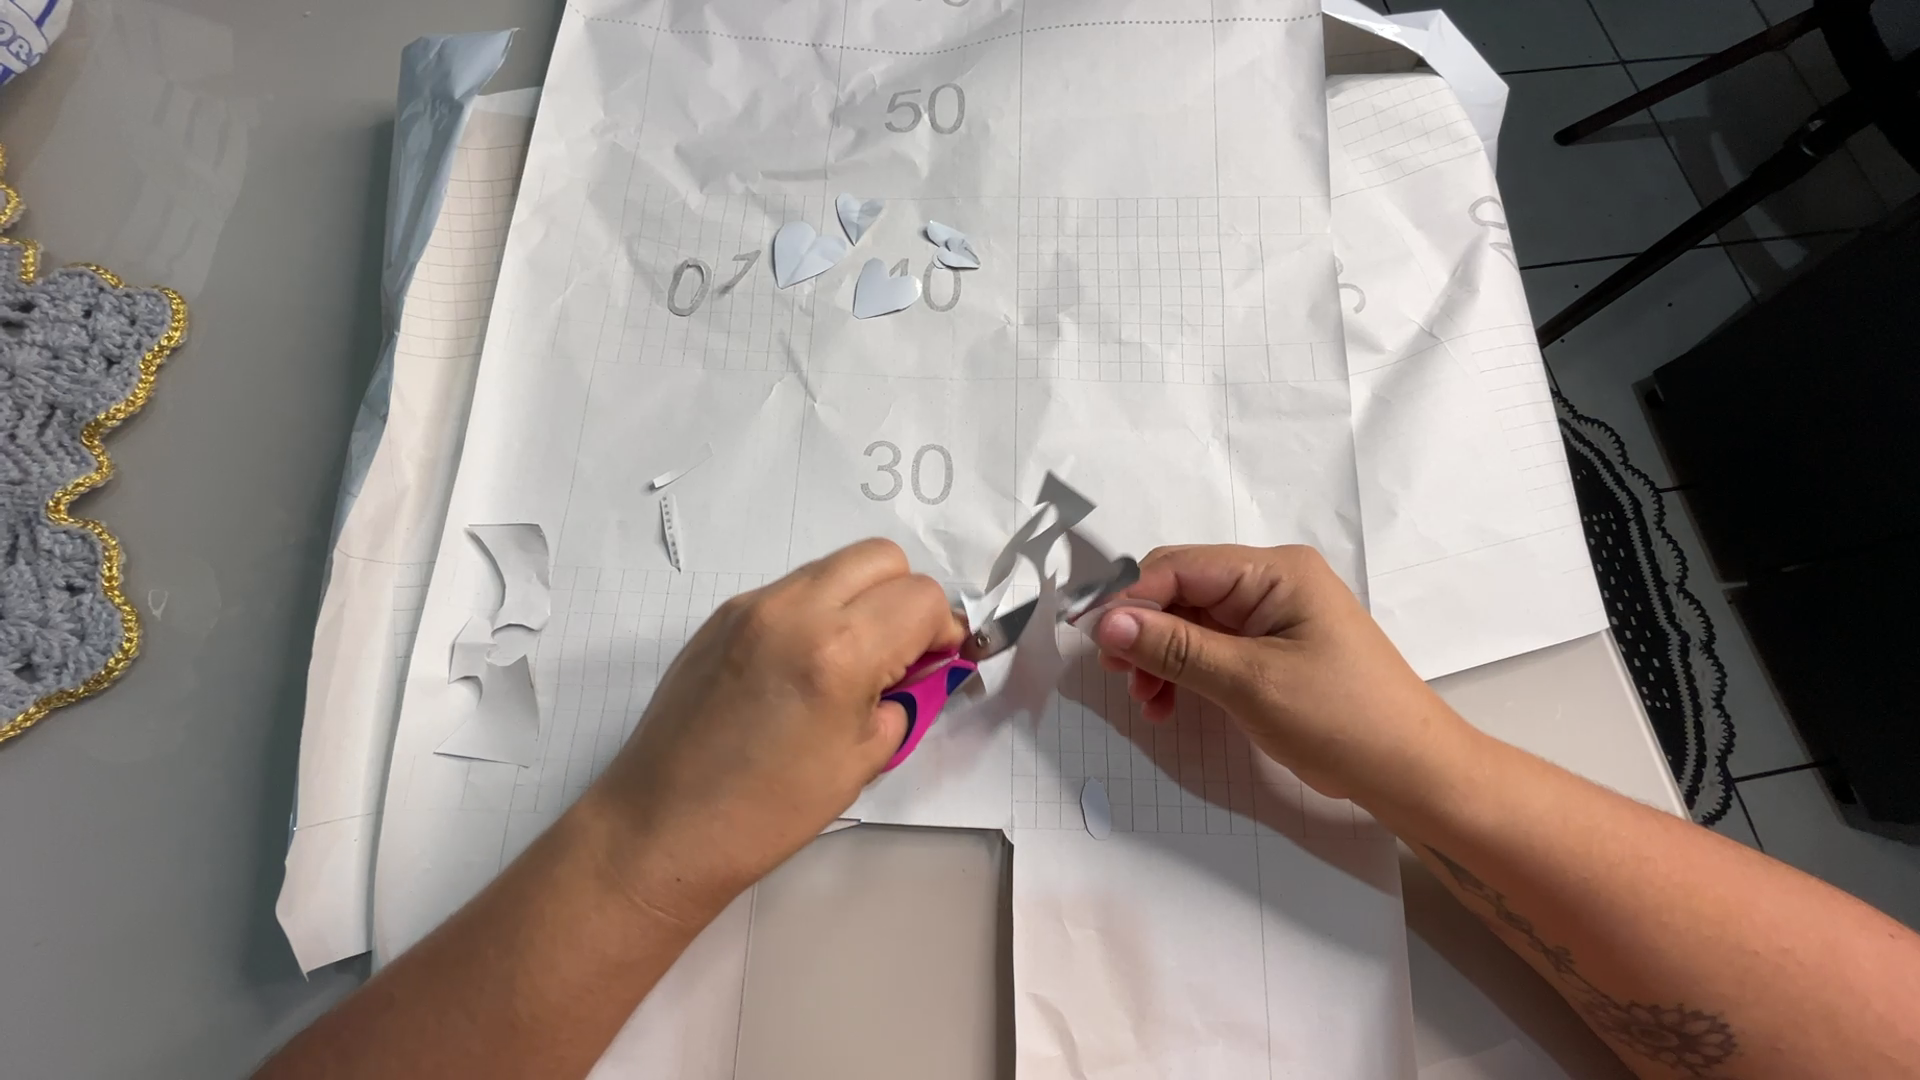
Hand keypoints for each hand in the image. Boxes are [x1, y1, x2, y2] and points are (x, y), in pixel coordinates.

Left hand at [576, 539, 961, 929]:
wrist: (662, 826)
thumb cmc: (772, 810)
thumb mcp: (865, 758)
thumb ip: (906, 696)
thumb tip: (924, 666)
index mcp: (840, 650)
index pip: (922, 598)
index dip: (944, 628)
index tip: (938, 661)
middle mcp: (796, 608)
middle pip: (884, 558)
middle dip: (906, 598)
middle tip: (899, 652)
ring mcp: (754, 604)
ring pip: (837, 565)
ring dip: (862, 598)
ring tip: (850, 657)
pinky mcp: (724, 612)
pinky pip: (794, 587)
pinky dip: (819, 609)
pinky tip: (804, 663)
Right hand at [1092, 544, 1468, 801]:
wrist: (1412, 774)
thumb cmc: (1339, 719)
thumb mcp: (1248, 681)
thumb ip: (1173, 647)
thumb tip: (1105, 622)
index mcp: (1273, 572)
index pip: (1179, 568)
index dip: (1129, 598)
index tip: (1091, 636)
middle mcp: (1268, 582)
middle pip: (1180, 591)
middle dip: (1142, 631)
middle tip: (1115, 672)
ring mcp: (1269, 615)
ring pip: (1188, 622)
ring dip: (1158, 656)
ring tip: (1145, 700)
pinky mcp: (1268, 647)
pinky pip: (1208, 647)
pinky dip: (1182, 672)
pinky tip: (1167, 703)